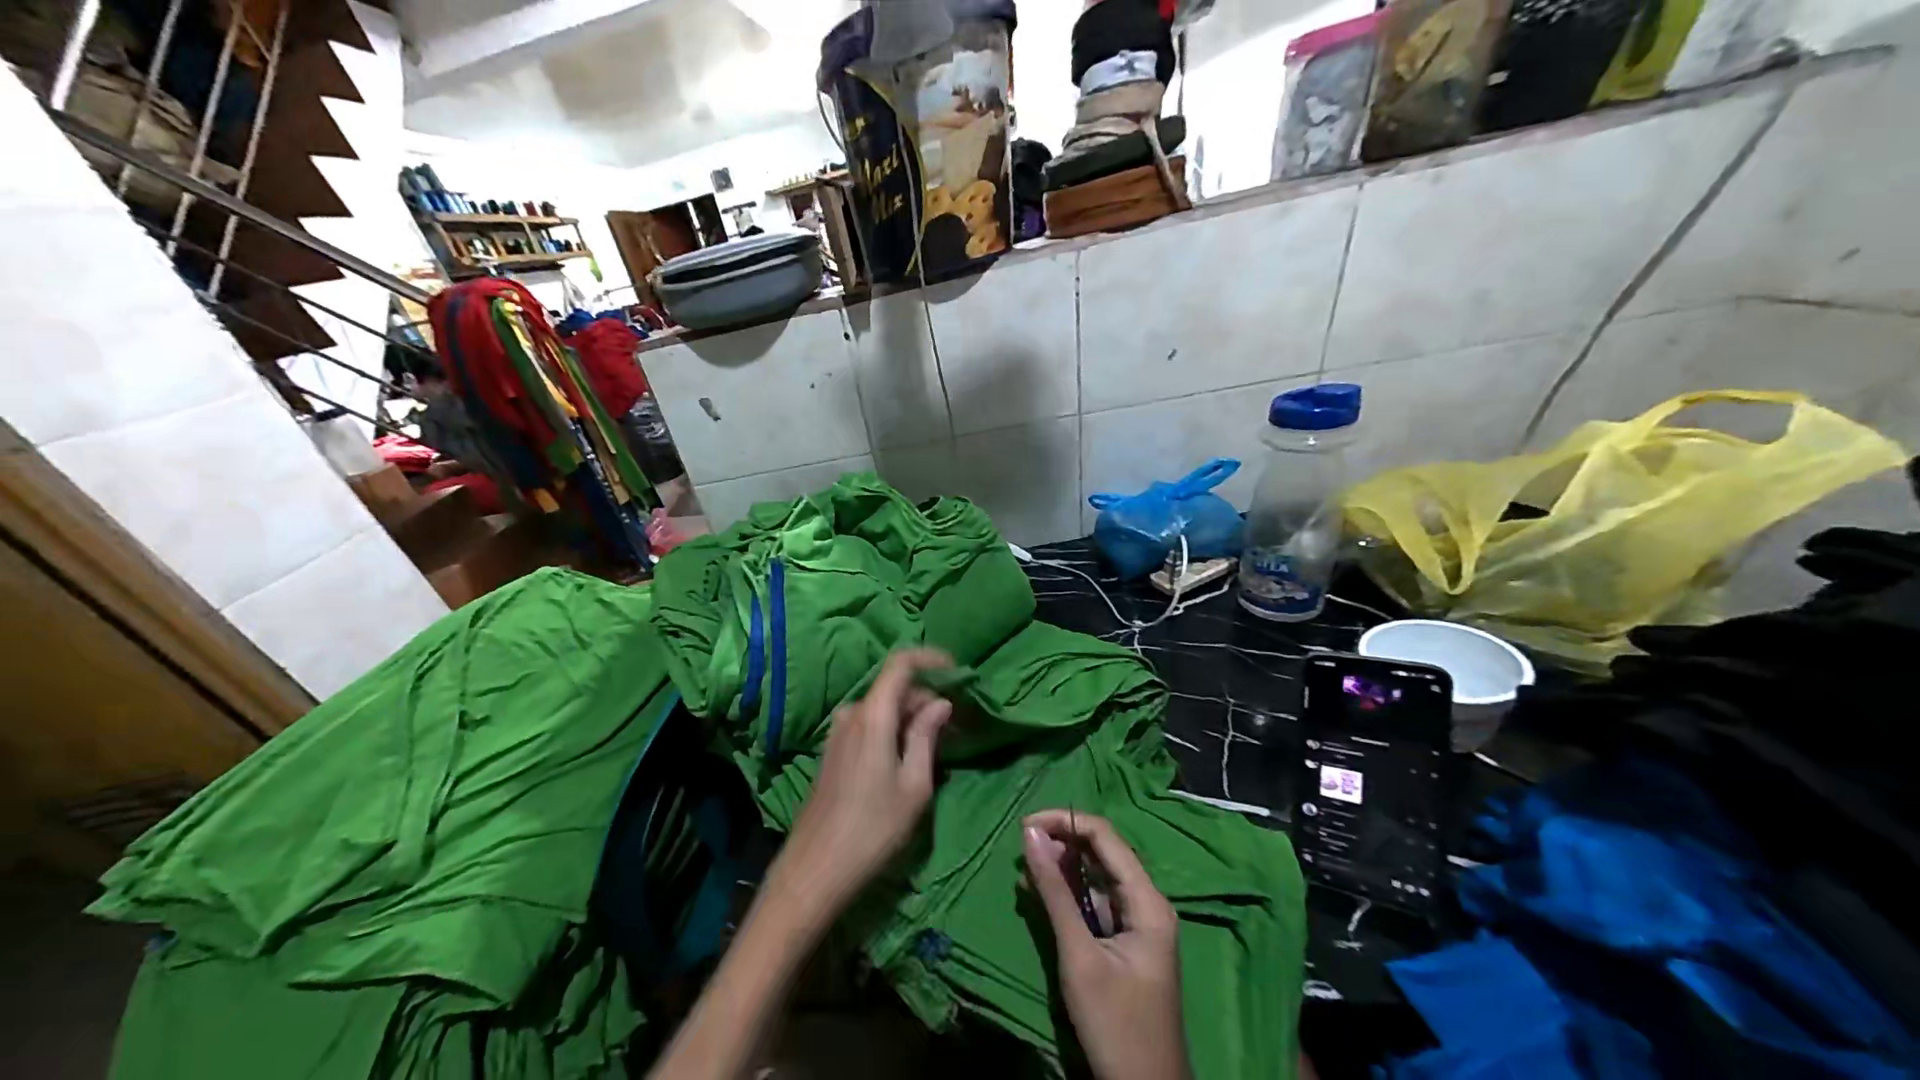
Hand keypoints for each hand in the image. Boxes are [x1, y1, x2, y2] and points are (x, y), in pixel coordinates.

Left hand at [771, 648, 954, 920]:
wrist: (815, 869)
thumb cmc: (873, 828)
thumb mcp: (914, 785)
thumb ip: (927, 736)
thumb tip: (941, 703)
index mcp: (872, 715)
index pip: (900, 663)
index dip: (931, 658)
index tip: (958, 670)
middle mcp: (851, 714)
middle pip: (894, 689)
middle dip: (927, 698)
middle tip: (957, 725)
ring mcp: (837, 733)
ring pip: (882, 709)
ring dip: (910, 717)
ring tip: (937, 745)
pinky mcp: (832, 752)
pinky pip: (868, 725)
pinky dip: (892, 730)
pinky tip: (907, 758)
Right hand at [1023, 811, 1191, 1079]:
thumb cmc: (1114, 1022)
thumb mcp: (1079, 954)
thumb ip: (1055, 892)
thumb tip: (1030, 834)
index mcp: (1148, 901)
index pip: (1106, 837)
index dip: (1066, 822)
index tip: (1025, 824)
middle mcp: (1147, 902)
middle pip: (1103, 852)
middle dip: (1062, 841)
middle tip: (1022, 845)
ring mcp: (1138, 923)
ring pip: (1097, 877)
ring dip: (1062, 868)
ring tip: (1026, 866)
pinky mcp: (1125, 941)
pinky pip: (1096, 902)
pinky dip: (1069, 894)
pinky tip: (1041, 892)